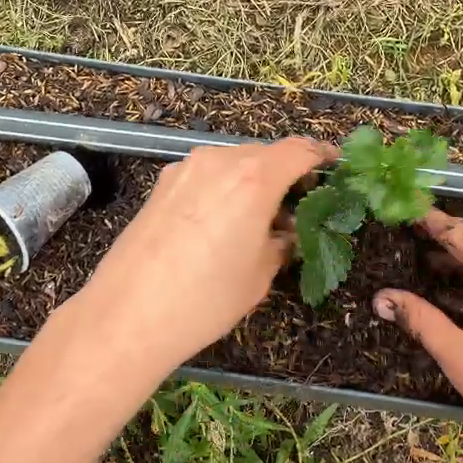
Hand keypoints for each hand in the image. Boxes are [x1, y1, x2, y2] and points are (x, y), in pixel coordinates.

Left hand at [61, 138, 332, 379]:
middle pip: (264, 154)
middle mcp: (219, 161)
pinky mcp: (163, 183)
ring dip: (252, 181)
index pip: (299, 150)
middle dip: (286, 174)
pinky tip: (221, 224)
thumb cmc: (205, 297)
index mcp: (253, 178)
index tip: (334, 165)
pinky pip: (206, 175)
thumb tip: (285, 232)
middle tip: (298, 208)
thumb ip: (281, 242)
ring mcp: (186, 168)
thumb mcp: (260, 274)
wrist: (129, 312)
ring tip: (258, 221)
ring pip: (232, 163)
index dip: (321, 155)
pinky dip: (223, 188)